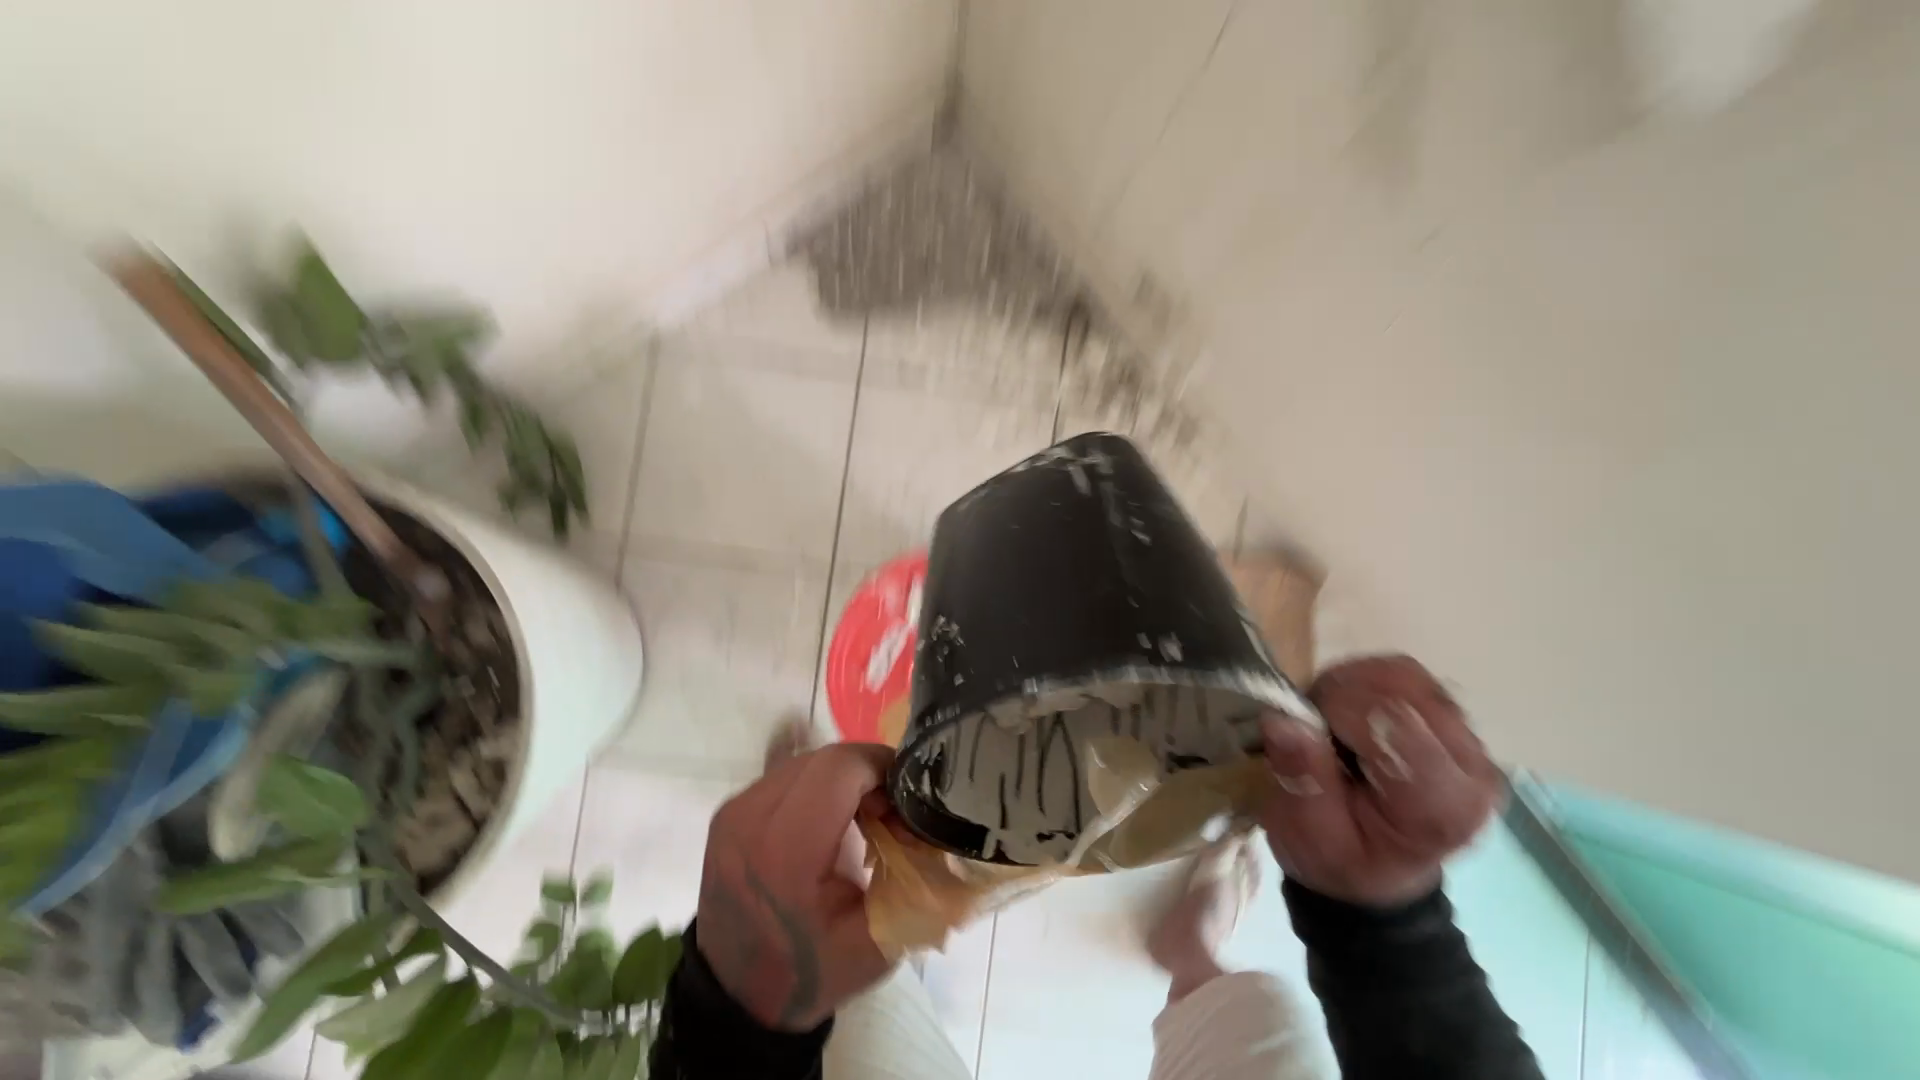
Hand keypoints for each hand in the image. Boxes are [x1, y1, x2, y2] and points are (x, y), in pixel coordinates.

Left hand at [696, 742, 896, 1030]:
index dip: (882, 769)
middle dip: (868, 775)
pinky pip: (786, 776)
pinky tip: (830, 824)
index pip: (840, 768)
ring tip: (863, 820)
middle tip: (891, 816)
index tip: (906, 803)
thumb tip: (946, 838)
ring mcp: (734, 811)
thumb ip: (916, 887)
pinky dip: (818, 788)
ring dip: (843, 780)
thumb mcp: (877, 944)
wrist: (736, 997)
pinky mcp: (729, 812)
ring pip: (806, 762)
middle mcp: (750, 818)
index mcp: (785, 850)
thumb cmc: (810, 972)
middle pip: (825, 759)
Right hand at [1258, 655, 1501, 907]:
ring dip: (1356, 686)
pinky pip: (1410, 678)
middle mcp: (1473, 769)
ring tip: (1331, 721)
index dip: (1337, 710)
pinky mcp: (1457, 727)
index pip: (1394, 720)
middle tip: (1312, 727)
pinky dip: (1368, 684)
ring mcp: (1472, 744)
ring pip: (1408, 676)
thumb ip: (1301, 778)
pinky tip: (1352, 716)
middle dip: (1344, 695)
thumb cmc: (1337, 861)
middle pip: (1404, 691)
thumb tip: (1283, 717)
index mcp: (1439, 805)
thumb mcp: (1307, 834)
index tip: (1305, 732)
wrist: (1373, 877)